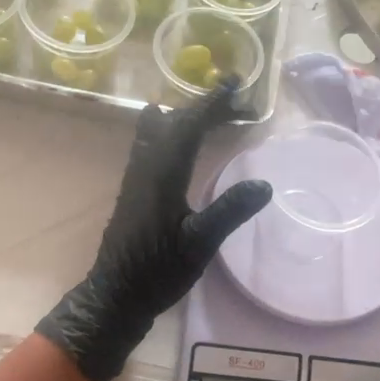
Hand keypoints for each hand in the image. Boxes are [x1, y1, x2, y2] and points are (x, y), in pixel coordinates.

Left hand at [37, 83, 271, 380]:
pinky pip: (149, 147)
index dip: (213, 103)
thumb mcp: (200, 244)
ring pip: (158, 133)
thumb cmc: (158, 271)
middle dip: (203, 108)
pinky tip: (165, 138)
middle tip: (233, 101)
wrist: (116, 295)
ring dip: (183, 117)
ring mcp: (136, 180)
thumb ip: (230, 211)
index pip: (189, 126)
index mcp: (163, 175)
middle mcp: (146, 169)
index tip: (235, 84)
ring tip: (203, 110)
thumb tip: (263, 184)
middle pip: (174, 124)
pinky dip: (167, 132)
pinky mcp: (133, 193)